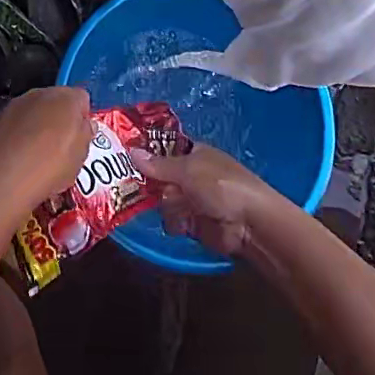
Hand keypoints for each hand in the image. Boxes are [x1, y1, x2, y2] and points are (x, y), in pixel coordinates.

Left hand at [0, 87, 93, 211]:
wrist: (5, 177)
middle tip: (62, 145)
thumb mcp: (80, 157)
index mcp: (67, 98)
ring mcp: (17, 103)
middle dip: (60, 118)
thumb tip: (86, 124)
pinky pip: (17, 121)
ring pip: (35, 109)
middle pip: (57, 100)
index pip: (82, 98)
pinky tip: (19, 154)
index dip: (83, 117)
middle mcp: (42, 93)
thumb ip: (85, 134)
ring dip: (39, 123)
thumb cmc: (51, 166)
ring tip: (38, 152)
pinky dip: (20, 131)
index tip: (81, 137)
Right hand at [129, 143, 284, 255]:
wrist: (251, 225)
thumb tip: (130, 151)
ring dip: (162, 204)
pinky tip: (178, 223)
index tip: (123, 156)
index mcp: (193, 153)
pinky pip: (172, 220)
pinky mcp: (193, 224)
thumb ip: (158, 164)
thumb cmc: (221, 185)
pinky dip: (173, 222)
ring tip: (164, 205)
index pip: (163, 149)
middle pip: (158, 176)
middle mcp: (190, 175)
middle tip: (127, 183)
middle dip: (148, 181)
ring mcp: (191, 199)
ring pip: (162, 199)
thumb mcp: (188, 170)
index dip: (145, 152)